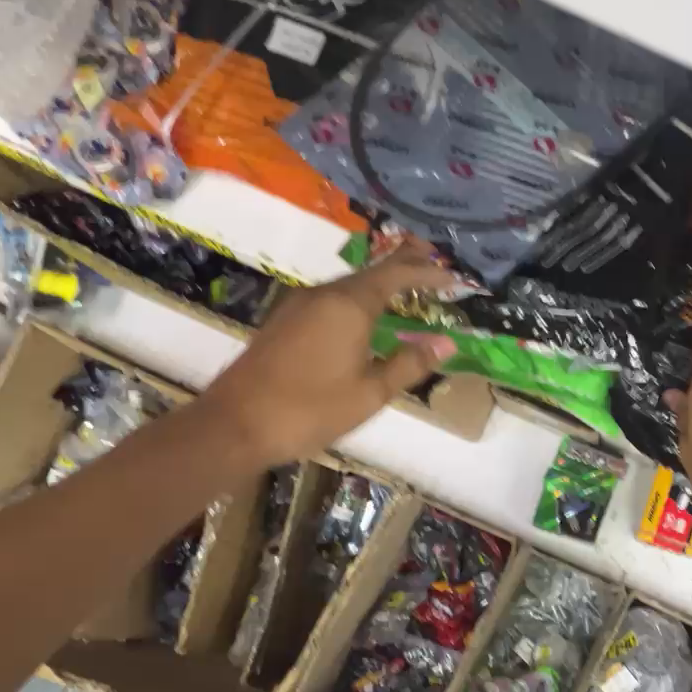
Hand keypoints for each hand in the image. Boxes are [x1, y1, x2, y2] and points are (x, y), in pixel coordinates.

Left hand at [201, 240, 458, 465]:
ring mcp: (300, 305)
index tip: (455, 278)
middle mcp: (324, 294)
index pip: (397, 276)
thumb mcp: (371, 394)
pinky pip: (333, 297)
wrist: (235, 424)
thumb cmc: (310, 409)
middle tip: (435, 267)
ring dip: (381, 283)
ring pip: (350, 284)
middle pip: (372, 272)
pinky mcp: (286, 320)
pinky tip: (367, 315)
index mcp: (349, 306)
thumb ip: (410, 364)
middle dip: (405, 268)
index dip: (428, 273)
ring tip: (408, 290)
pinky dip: (360, 297)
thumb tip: (446, 342)